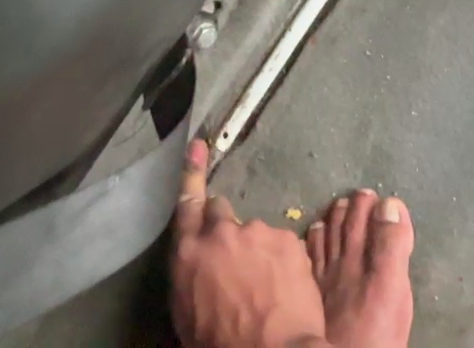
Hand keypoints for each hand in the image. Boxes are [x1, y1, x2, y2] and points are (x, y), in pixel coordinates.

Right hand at [171, 138, 330, 347]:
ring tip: (265, 285)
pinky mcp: (287, 240)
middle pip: (221, 210)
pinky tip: (285, 287)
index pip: (187, 203)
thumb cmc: (220, 344)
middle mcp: (220, 233)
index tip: (198, 145)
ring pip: (255, 233)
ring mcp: (256, 233)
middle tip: (236, 258)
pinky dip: (283, 261)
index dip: (192, 172)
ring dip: (257, 249)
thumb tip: (199, 266)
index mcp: (190, 253)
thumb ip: (192, 275)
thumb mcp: (187, 314)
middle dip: (225, 227)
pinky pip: (282, 245)